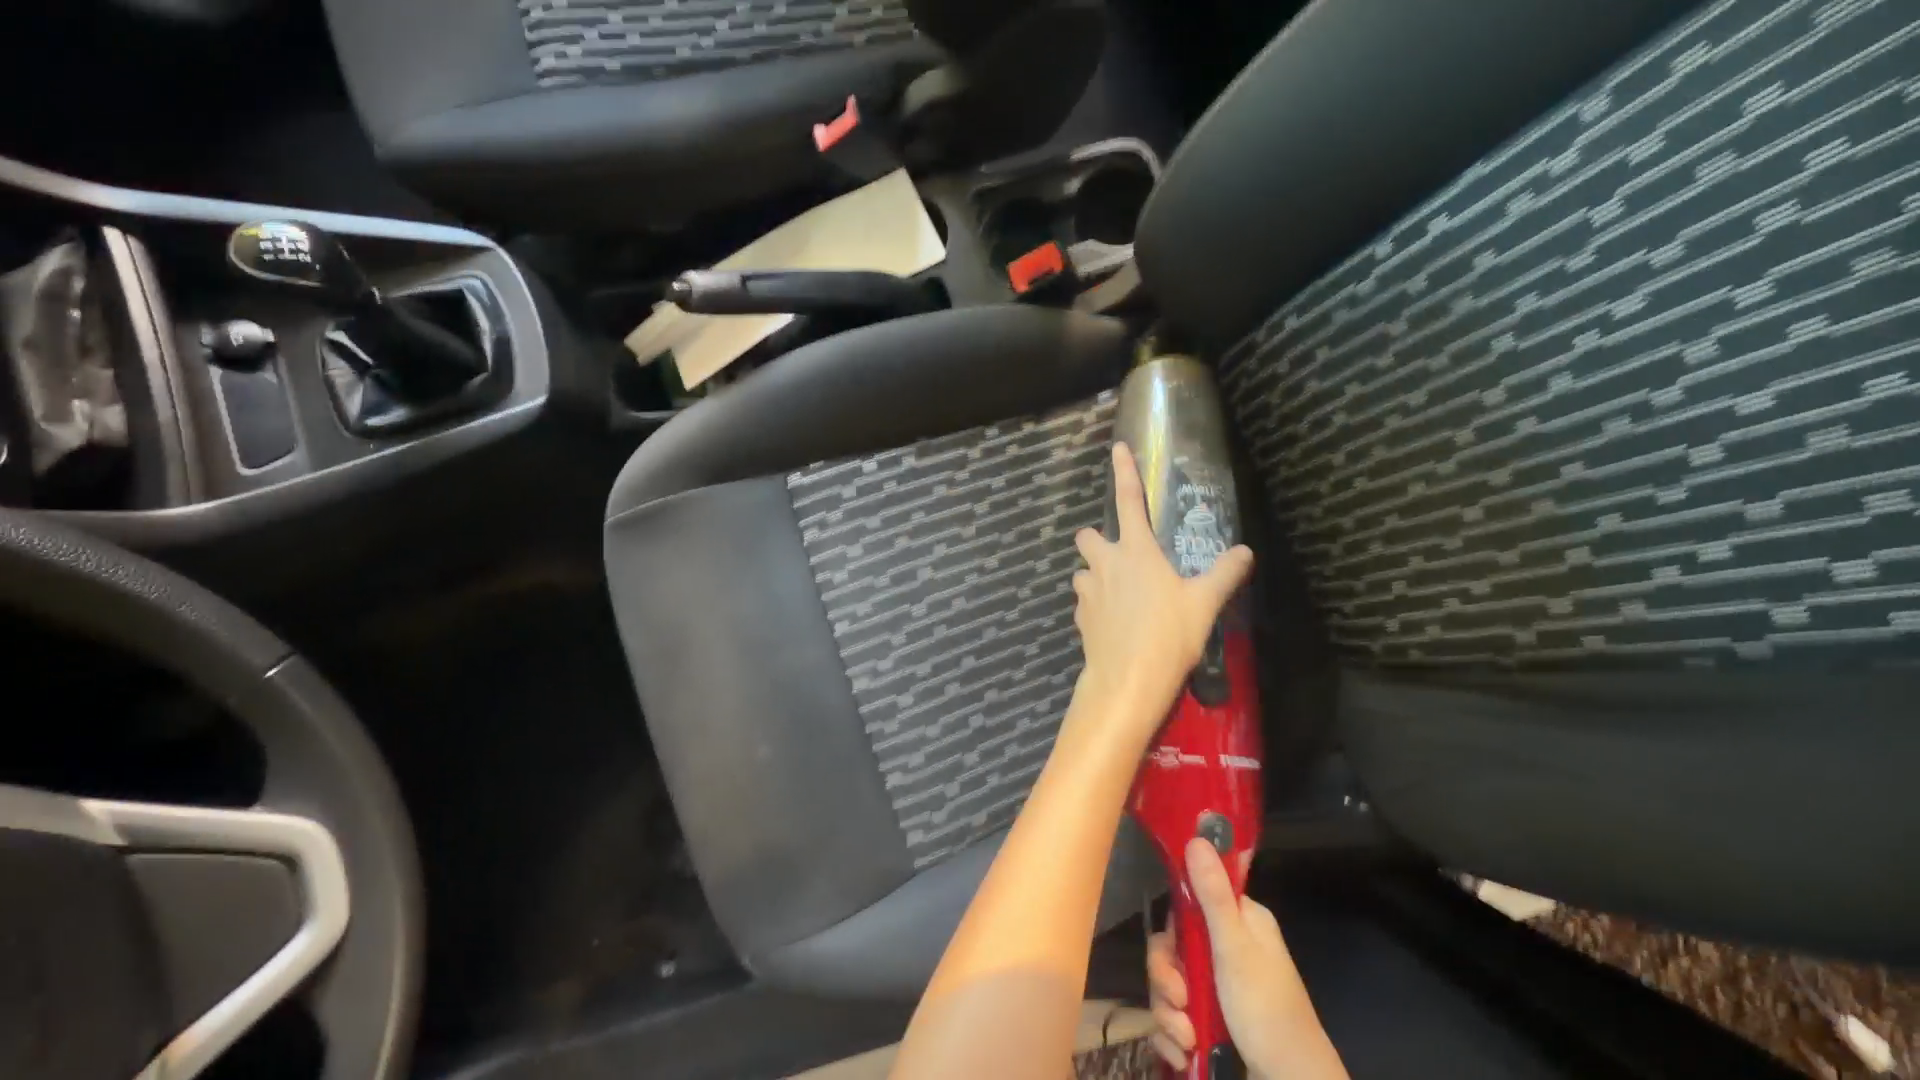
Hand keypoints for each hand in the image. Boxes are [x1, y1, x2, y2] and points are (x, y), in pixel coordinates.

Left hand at [1069, 443, 1252, 747]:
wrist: (1127, 680)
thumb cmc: (1169, 635)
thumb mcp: (1205, 603)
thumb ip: (1224, 574)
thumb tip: (1245, 552)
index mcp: (1137, 551)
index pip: (1129, 500)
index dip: (1124, 472)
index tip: (1117, 448)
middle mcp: (1106, 564)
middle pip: (1088, 535)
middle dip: (1098, 539)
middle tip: (1121, 555)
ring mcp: (1088, 592)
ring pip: (1082, 570)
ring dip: (1095, 574)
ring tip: (1119, 593)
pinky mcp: (1079, 618)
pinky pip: (1084, 601)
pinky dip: (1094, 604)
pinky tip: (1113, 621)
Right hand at [1147, 840, 1348, 1079]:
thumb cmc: (1267, 1010)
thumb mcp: (1236, 950)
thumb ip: (1213, 896)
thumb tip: (1198, 837)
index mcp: (1241, 924)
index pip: (1189, 906)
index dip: (1172, 930)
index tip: (1171, 951)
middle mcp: (1228, 950)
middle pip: (1172, 949)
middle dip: (1166, 982)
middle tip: (1180, 1002)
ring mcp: (1217, 987)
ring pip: (1168, 986)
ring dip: (1169, 1016)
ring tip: (1188, 1040)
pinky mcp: (1208, 1020)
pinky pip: (1173, 1018)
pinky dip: (1173, 1038)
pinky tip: (1184, 1055)